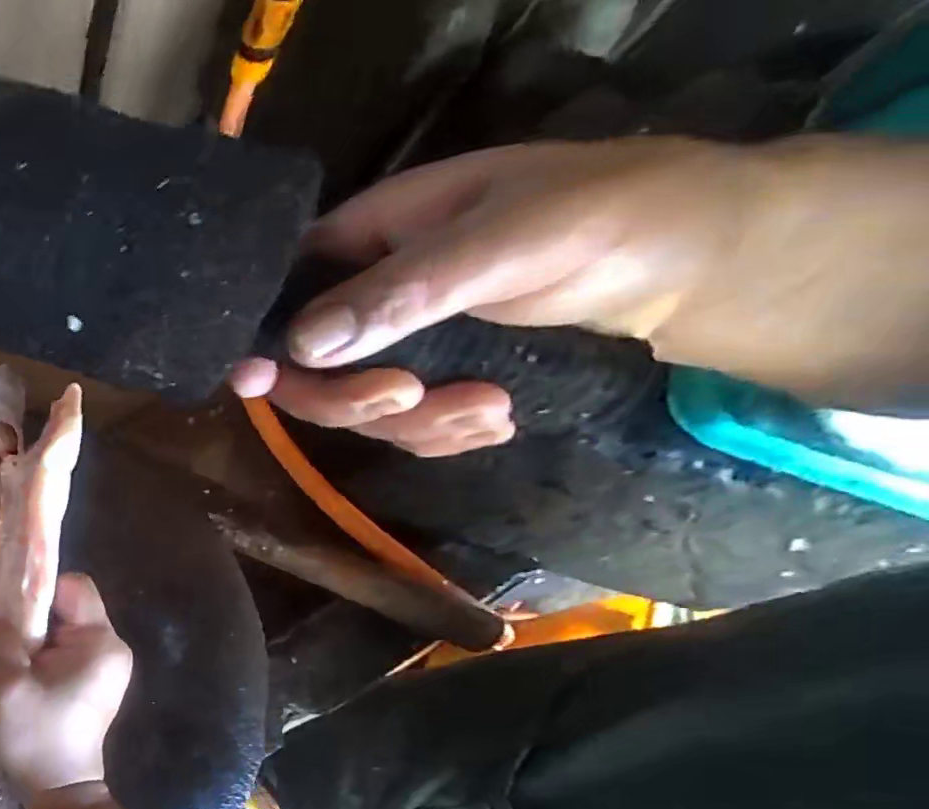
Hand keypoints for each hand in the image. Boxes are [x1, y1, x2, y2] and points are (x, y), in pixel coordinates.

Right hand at [0, 573, 133, 806]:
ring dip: (26, 638)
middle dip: (27, 617)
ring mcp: (101, 664)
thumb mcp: (5, 686)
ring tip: (3, 660)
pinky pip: (58, 647)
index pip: (73, 586)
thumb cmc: (36, 739)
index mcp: (101, 643)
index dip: (36, 590)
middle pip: (64, 605)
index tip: (6, 613)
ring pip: (57, 627)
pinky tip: (15, 674)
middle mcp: (109, 647)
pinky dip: (34, 654)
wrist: (58, 793)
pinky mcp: (88, 679)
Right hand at [230, 137, 754, 455]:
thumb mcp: (508, 242)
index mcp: (368, 240)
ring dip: (415, 423)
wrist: (706, 262)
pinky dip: (444, 435)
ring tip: (492, 409)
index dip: (261, 340)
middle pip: (307, 368)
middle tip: (408, 398)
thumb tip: (301, 345)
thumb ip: (404, 291)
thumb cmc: (614, 219)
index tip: (255, 381)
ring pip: (356, 409)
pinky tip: (497, 419)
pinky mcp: (433, 381)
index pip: (282, 294)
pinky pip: (404, 429)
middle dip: (351, 397)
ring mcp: (399, 344)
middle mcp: (368, 296)